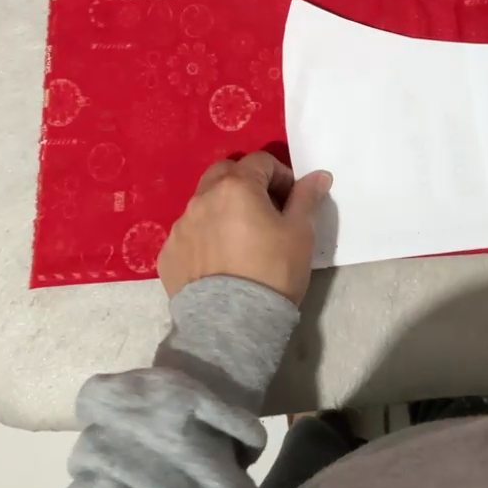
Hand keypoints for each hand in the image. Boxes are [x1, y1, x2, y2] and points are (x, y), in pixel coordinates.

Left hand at [157, 151, 330, 304]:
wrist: (230, 326)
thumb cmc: (272, 271)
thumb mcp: (300, 233)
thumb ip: (306, 198)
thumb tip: (319, 175)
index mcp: (236, 186)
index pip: (261, 162)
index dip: (280, 176)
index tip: (291, 199)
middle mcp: (203, 198)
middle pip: (225, 173)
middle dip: (246, 183)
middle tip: (264, 210)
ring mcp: (181, 226)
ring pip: (204, 203)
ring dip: (223, 209)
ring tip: (240, 240)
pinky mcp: (169, 254)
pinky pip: (190, 234)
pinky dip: (205, 237)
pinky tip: (219, 262)